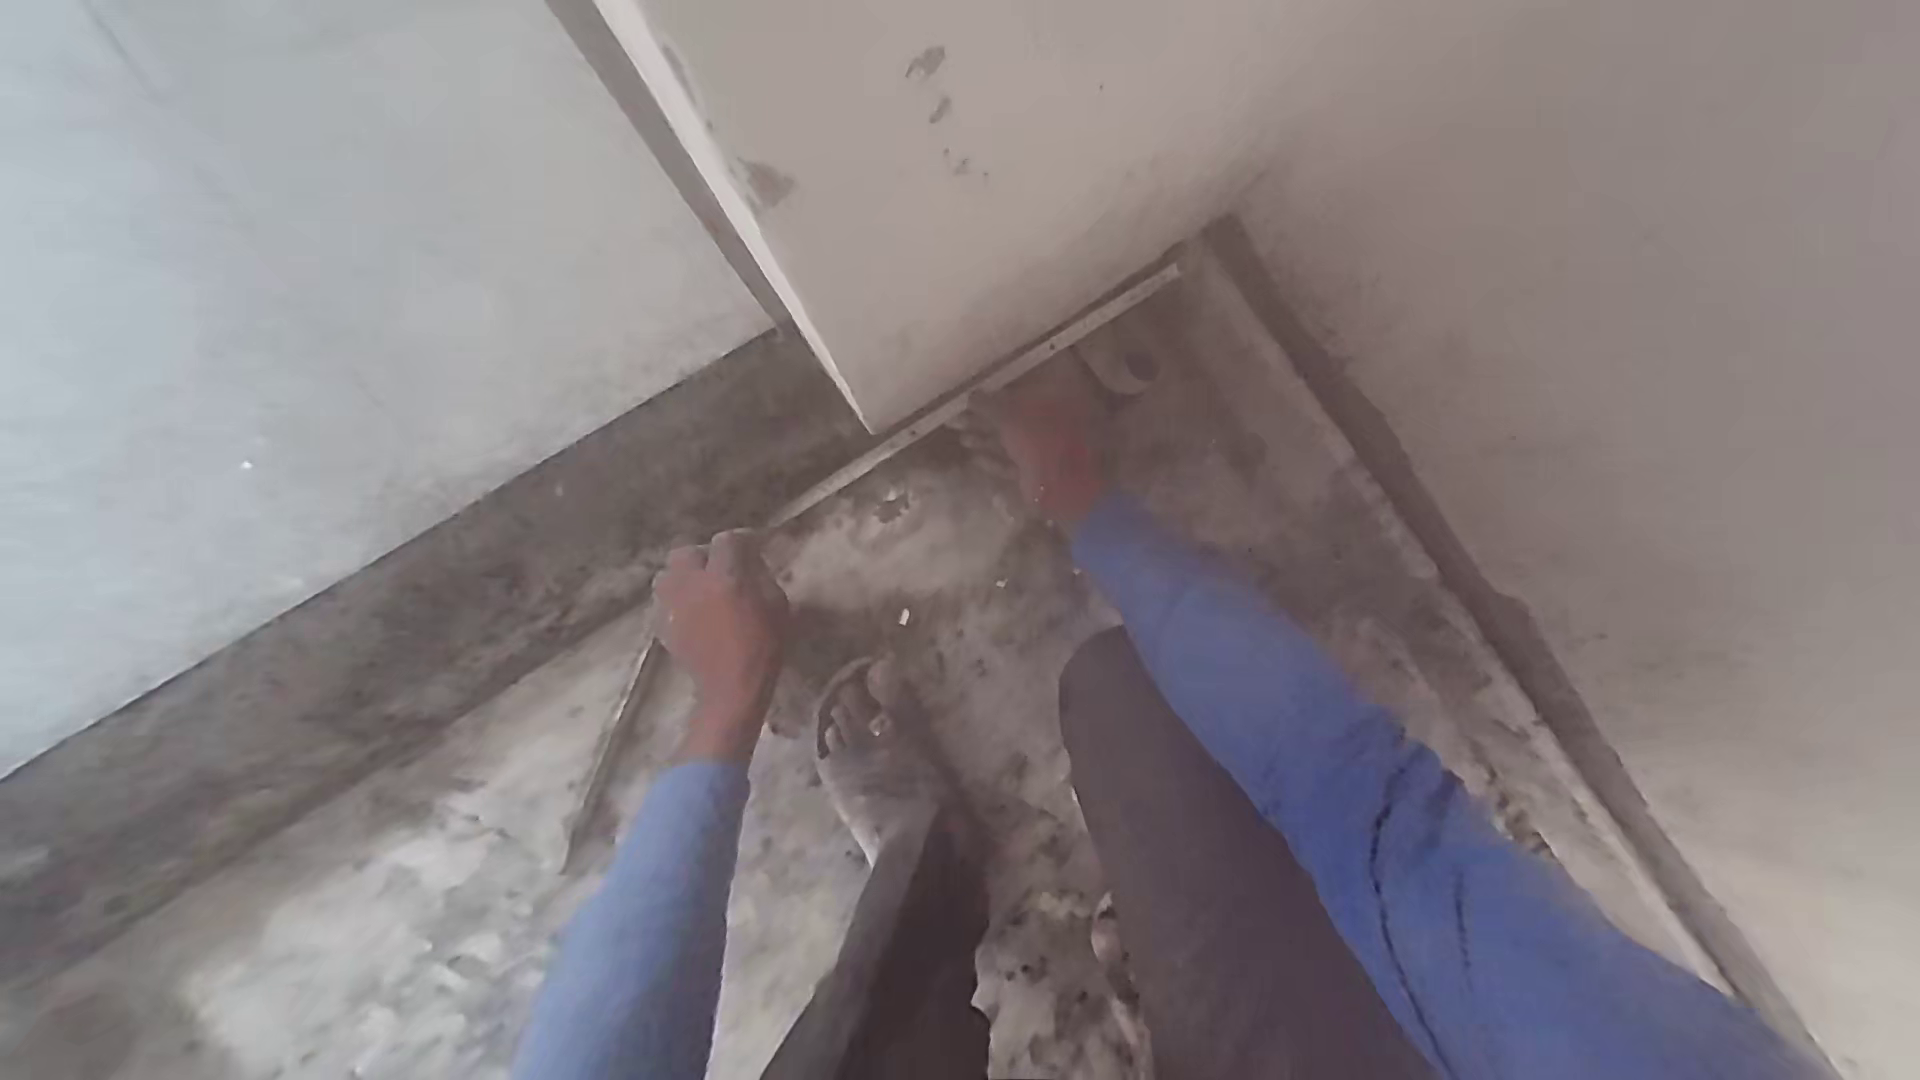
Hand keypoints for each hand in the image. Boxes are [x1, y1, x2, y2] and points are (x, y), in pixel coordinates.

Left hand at [654, 529, 788, 763]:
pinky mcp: (662, 625)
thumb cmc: (764, 647)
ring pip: (668, 574)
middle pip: (687, 551)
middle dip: (704, 555)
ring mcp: (673, 605)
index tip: (753, 546)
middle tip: (721, 567)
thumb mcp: (778, 606)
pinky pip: (663, 600)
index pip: (727, 540)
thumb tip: (751, 563)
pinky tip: (691, 611)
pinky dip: (676, 599)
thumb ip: (763, 578)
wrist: (732, 688)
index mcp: (726, 577)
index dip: (741, 540)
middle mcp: (693, 584)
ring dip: (684, 575)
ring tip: (701, 588)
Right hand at [962, 360, 1109, 527]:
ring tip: (961, 439)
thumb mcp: (1011, 416)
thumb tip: (970, 395)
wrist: (1064, 486)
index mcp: (1052, 402)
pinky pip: (1011, 465)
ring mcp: (1045, 452)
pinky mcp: (1036, 476)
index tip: (967, 399)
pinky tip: (974, 459)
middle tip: (953, 421)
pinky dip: (993, 461)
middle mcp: (1050, 425)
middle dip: (981, 421)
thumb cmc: (1041, 439)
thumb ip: (989, 405)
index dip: (991, 397)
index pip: (1017, 395)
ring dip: (984, 440)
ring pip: (1009, 444)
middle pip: (1010, 421)